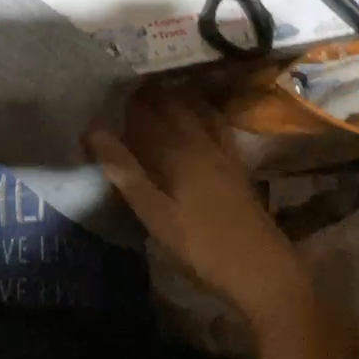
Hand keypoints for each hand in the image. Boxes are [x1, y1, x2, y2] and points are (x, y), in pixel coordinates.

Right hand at [88, 85, 305, 326]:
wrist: (266, 274)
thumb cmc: (203, 247)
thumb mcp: (155, 215)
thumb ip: (125, 172)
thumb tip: (93, 131)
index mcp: (180, 152)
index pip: (148, 113)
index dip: (126, 97)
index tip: (106, 85)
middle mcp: (203, 144)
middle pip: (175, 107)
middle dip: (150, 92)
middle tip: (124, 84)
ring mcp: (224, 155)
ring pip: (198, 113)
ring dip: (176, 98)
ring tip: (156, 89)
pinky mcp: (237, 169)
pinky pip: (216, 128)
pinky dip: (202, 114)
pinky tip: (196, 117)